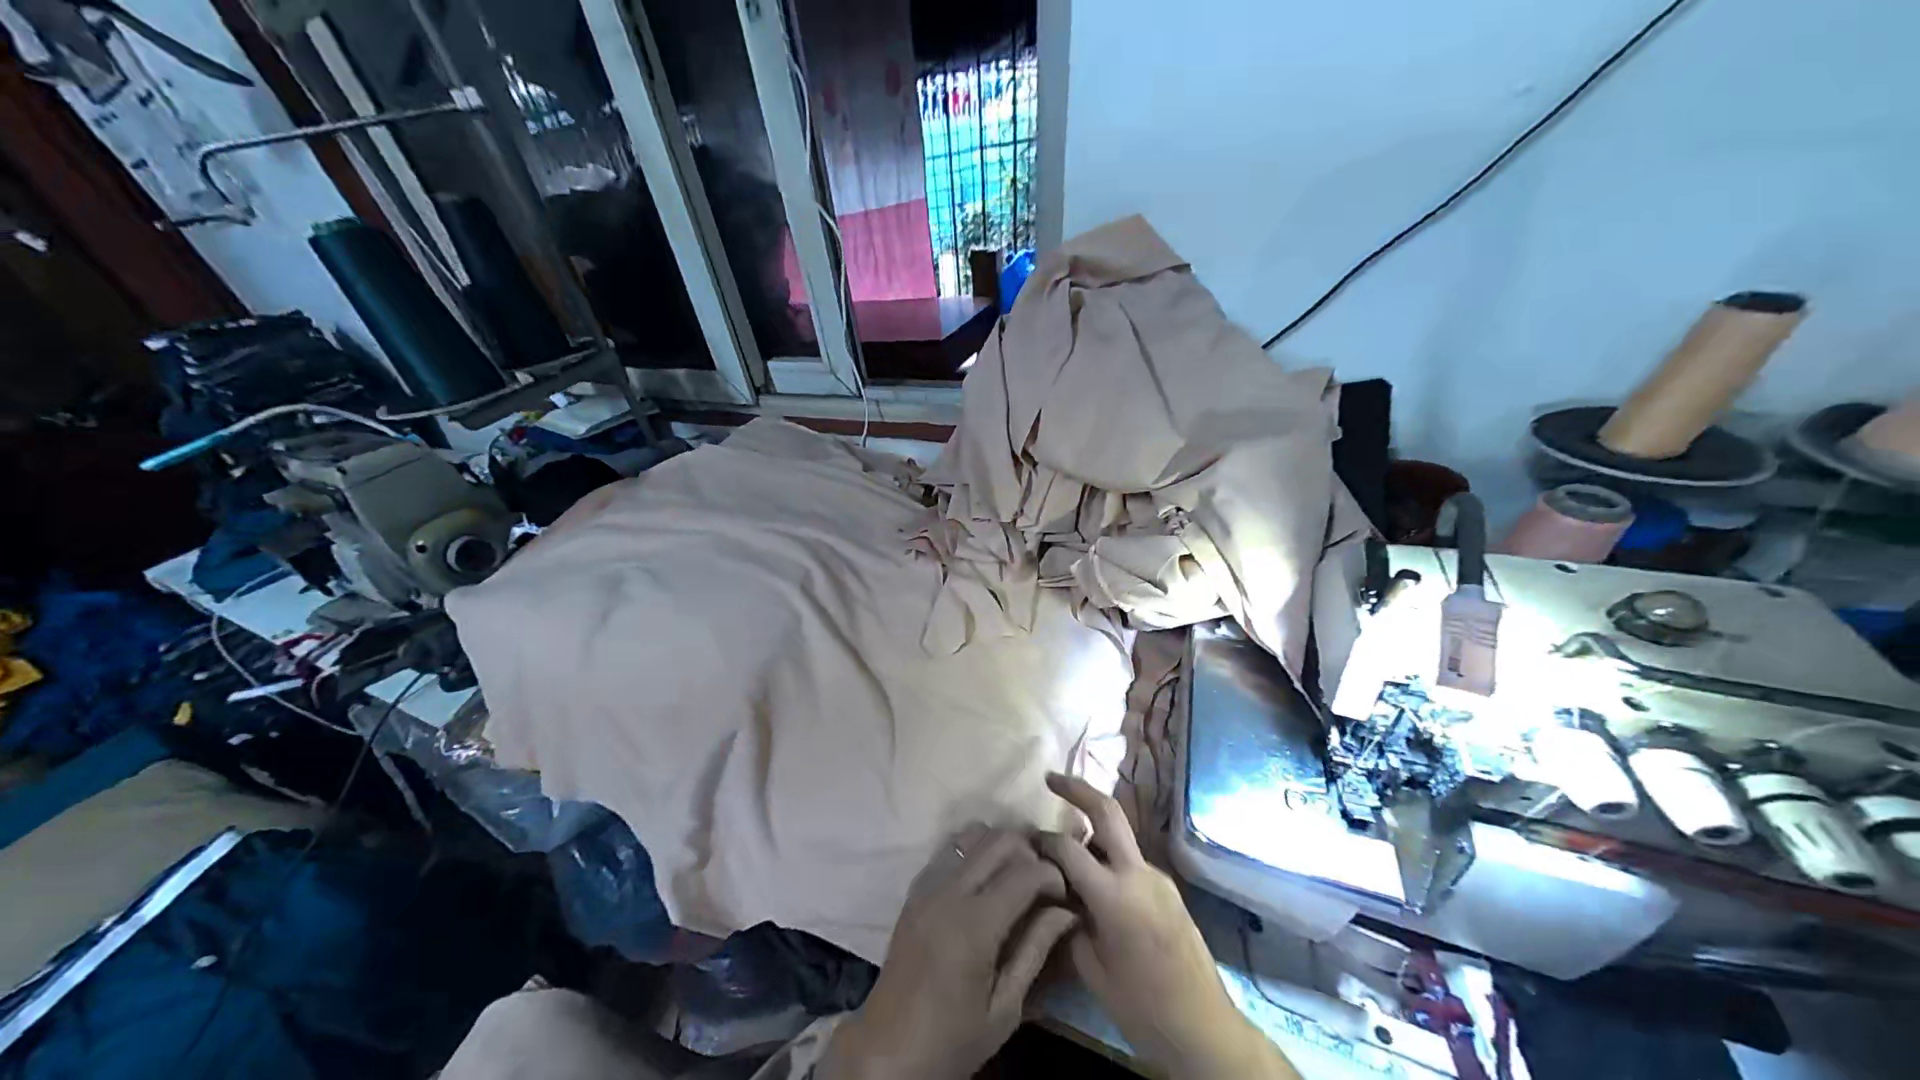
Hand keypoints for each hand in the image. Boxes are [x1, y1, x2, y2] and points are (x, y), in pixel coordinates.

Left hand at [818, 825, 1079, 1079]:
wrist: (888, 1048)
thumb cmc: (952, 1038)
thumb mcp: (1005, 1007)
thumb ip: (1036, 950)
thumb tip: (1067, 910)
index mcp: (975, 925)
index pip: (1026, 872)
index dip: (1054, 876)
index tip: (1064, 896)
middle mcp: (949, 892)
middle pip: (1000, 840)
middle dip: (1030, 852)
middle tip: (1043, 883)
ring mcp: (928, 886)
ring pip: (973, 835)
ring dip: (1001, 847)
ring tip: (1015, 877)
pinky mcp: (915, 889)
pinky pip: (950, 850)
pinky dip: (974, 852)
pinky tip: (984, 881)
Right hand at [1037, 774, 1298, 1079]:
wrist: (1204, 1028)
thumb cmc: (1141, 1007)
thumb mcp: (1091, 968)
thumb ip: (1070, 922)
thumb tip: (1057, 896)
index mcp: (1115, 895)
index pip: (1069, 849)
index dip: (1043, 841)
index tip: (1025, 842)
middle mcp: (1140, 874)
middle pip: (1108, 812)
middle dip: (1078, 789)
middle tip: (1050, 778)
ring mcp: (1159, 878)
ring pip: (1120, 840)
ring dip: (1094, 835)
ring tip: (1067, 853)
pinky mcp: (1168, 890)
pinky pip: (1131, 863)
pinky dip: (1109, 861)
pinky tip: (1095, 886)